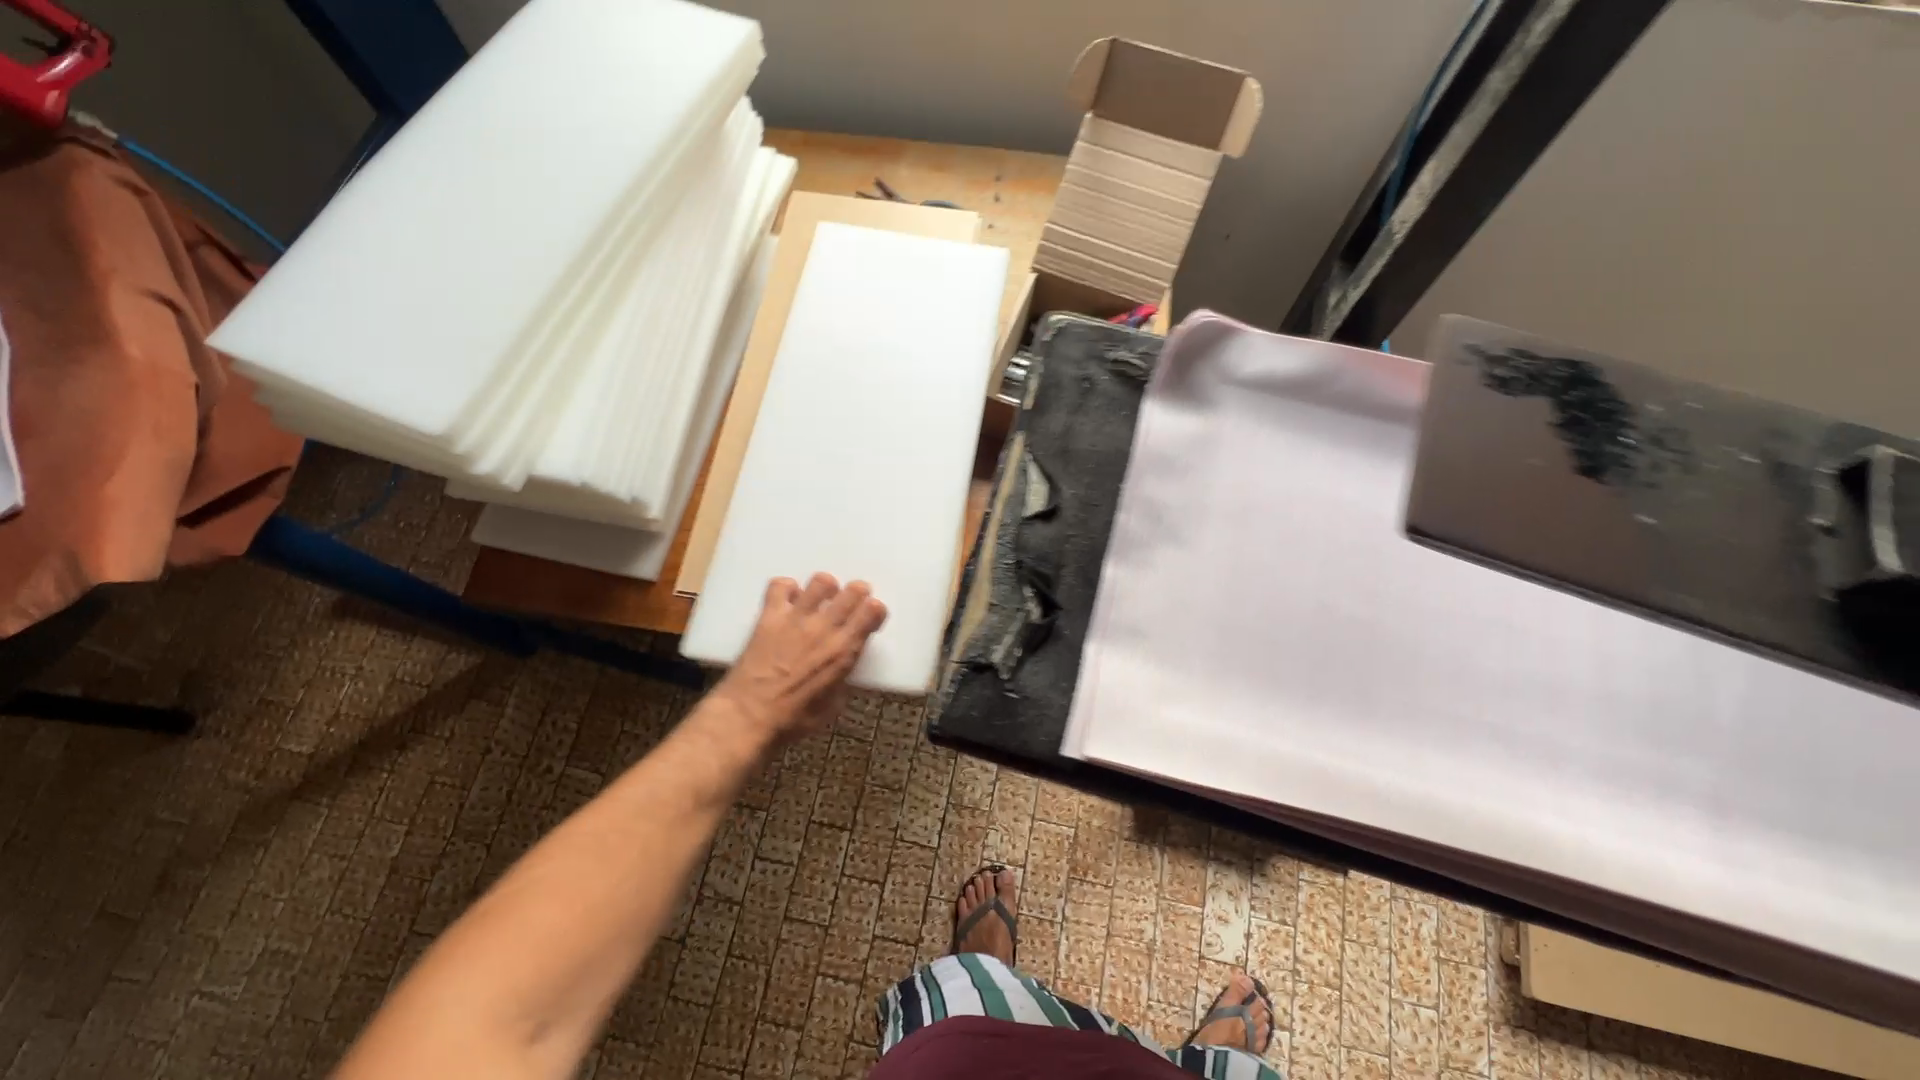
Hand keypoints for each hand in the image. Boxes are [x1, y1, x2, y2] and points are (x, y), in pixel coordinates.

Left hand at [711, 573, 887, 745]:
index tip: (871, 617)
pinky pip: (780, 586)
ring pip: (820, 582)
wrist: (749, 715)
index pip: (872, 612)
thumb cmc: (793, 719)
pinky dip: (787, 588)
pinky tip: (789, 600)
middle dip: (857, 593)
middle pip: (852, 591)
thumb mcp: (832, 706)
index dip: (875, 610)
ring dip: (825, 587)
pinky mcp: (770, 616)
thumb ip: (842, 681)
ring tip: (821, 597)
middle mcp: (824, 628)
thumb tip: (841, 671)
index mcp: (844, 651)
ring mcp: (796, 619)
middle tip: (851, 601)